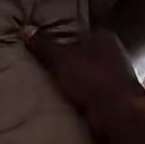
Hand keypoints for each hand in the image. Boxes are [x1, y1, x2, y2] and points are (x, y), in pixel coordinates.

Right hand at [27, 30, 144, 117]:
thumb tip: (25, 28)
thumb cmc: (92, 78)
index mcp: (104, 37)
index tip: (43, 39)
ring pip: (85, 71)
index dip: (61, 33)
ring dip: (71, 76)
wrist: (119, 115)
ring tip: (47, 78)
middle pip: (82, 50)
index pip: (79, 28)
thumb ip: (43, 45)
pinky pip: (88, 88)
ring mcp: (115, 75)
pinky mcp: (113, 95)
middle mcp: (113, 52)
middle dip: (65, 56)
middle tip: (41, 58)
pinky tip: (62, 95)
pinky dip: (77, 91)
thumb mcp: (61, 59)